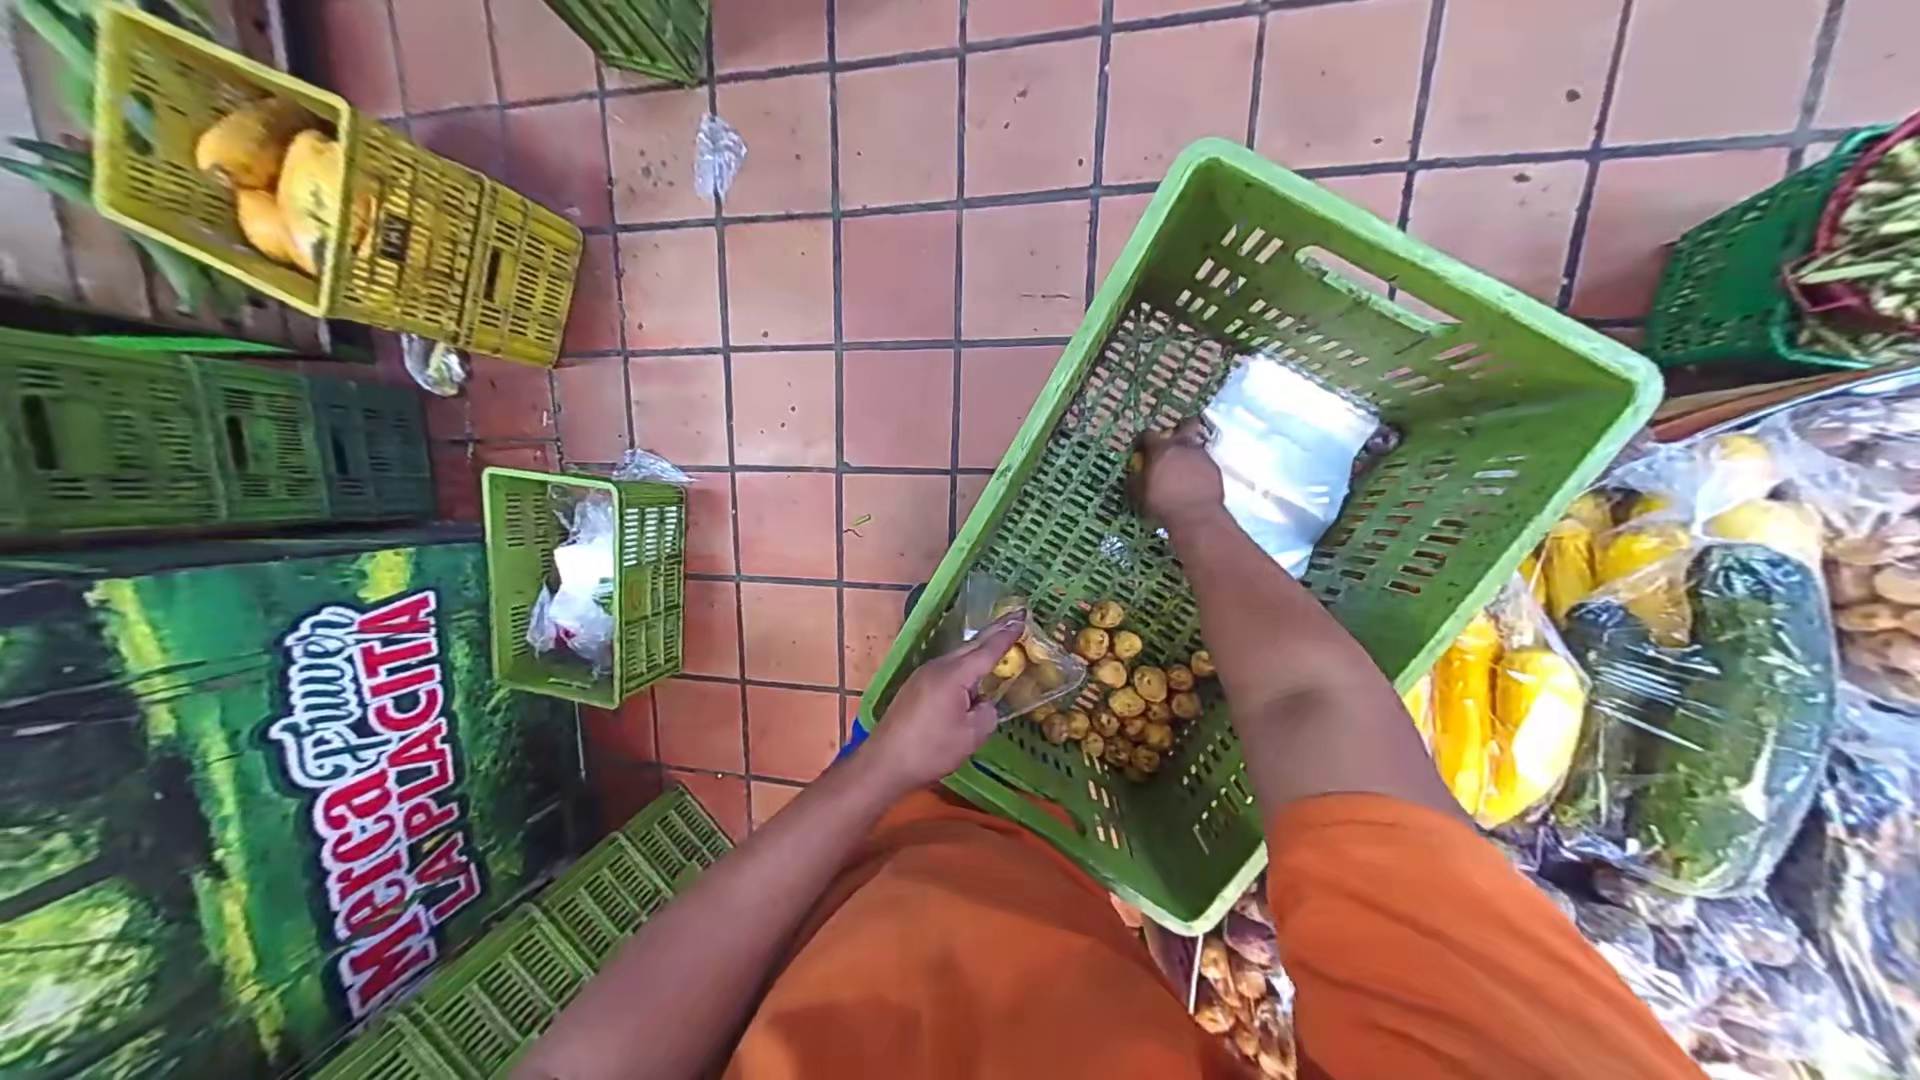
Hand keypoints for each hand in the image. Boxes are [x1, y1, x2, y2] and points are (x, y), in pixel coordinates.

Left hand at [863, 614, 1025, 793]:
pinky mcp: (915, 687)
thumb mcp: (971, 736)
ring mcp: (923, 675)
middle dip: (994, 634)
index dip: (1007, 634)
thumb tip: (983, 704)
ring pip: (958, 658)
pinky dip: (964, 668)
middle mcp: (937, 667)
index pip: (987, 650)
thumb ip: (987, 713)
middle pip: (971, 647)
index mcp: (954, 674)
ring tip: (998, 645)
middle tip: (1015, 620)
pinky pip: (947, 670)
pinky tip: (971, 678)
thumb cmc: (931, 750)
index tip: (1021, 617)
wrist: (884, 762)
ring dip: (978, 653)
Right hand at [1134, 417, 1225, 530]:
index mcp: (1159, 450)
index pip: (1148, 434)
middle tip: (1173, 443)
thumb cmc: (1162, 504)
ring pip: (1195, 444)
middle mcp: (1182, 446)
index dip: (1143, 441)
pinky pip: (1204, 461)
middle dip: (1179, 429)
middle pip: (1184, 425)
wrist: (1195, 516)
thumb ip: (1136, 478)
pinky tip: (1195, 481)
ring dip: (1188, 452)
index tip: (1141, 450)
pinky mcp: (1214, 466)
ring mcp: (1201, 454)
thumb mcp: (1139, 494)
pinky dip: (1198, 467)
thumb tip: (1134, 473)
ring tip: (1183, 468)